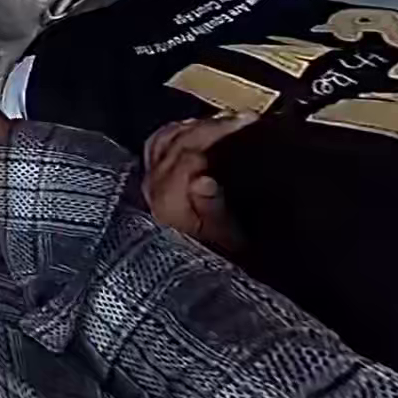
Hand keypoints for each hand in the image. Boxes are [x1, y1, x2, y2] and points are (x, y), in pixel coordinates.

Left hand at [142, 114, 252, 249]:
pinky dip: (175, 132)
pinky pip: (156, 145)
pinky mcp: (151, 182)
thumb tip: (203, 178)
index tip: (248, 122)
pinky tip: (193, 128)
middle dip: (209, 125)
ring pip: (162, 139)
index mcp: (169, 197)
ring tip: (223, 119)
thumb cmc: (219, 260)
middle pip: (174, 141)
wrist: (191, 280)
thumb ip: (213, 209)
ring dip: (192, 125)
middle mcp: (152, 185)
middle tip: (244, 117)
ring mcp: (148, 181)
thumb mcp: (227, 243)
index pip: (187, 152)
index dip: (216, 132)